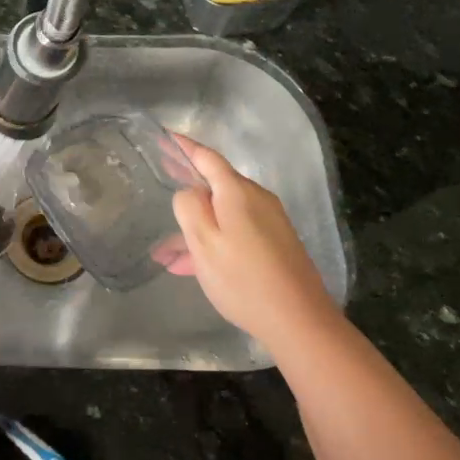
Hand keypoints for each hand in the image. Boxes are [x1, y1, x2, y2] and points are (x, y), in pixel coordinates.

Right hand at [171, 136, 341, 350]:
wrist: (300, 321)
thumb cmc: (244, 279)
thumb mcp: (204, 243)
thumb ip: (189, 207)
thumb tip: (189, 191)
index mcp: (237, 193)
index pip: (207, 158)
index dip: (184, 147)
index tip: (164, 138)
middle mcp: (257, 200)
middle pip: (216, 186)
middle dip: (187, 191)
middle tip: (160, 185)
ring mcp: (270, 222)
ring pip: (224, 214)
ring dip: (196, 228)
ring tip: (167, 255)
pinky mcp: (276, 244)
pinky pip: (236, 232)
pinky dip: (213, 242)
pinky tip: (192, 268)